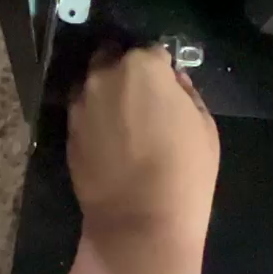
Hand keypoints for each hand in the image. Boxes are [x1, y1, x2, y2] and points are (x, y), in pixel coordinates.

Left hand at [67, 47, 220, 239]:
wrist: (140, 221)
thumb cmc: (184, 170)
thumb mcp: (204, 125)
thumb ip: (187, 93)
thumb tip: (173, 82)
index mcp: (142, 66)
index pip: (153, 52)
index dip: (162, 69)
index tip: (168, 86)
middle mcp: (104, 77)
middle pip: (114, 60)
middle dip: (126, 72)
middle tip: (142, 98)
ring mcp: (81, 105)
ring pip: (93, 85)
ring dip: (106, 93)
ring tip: (122, 119)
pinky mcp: (67, 132)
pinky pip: (83, 113)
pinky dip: (94, 118)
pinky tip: (109, 139)